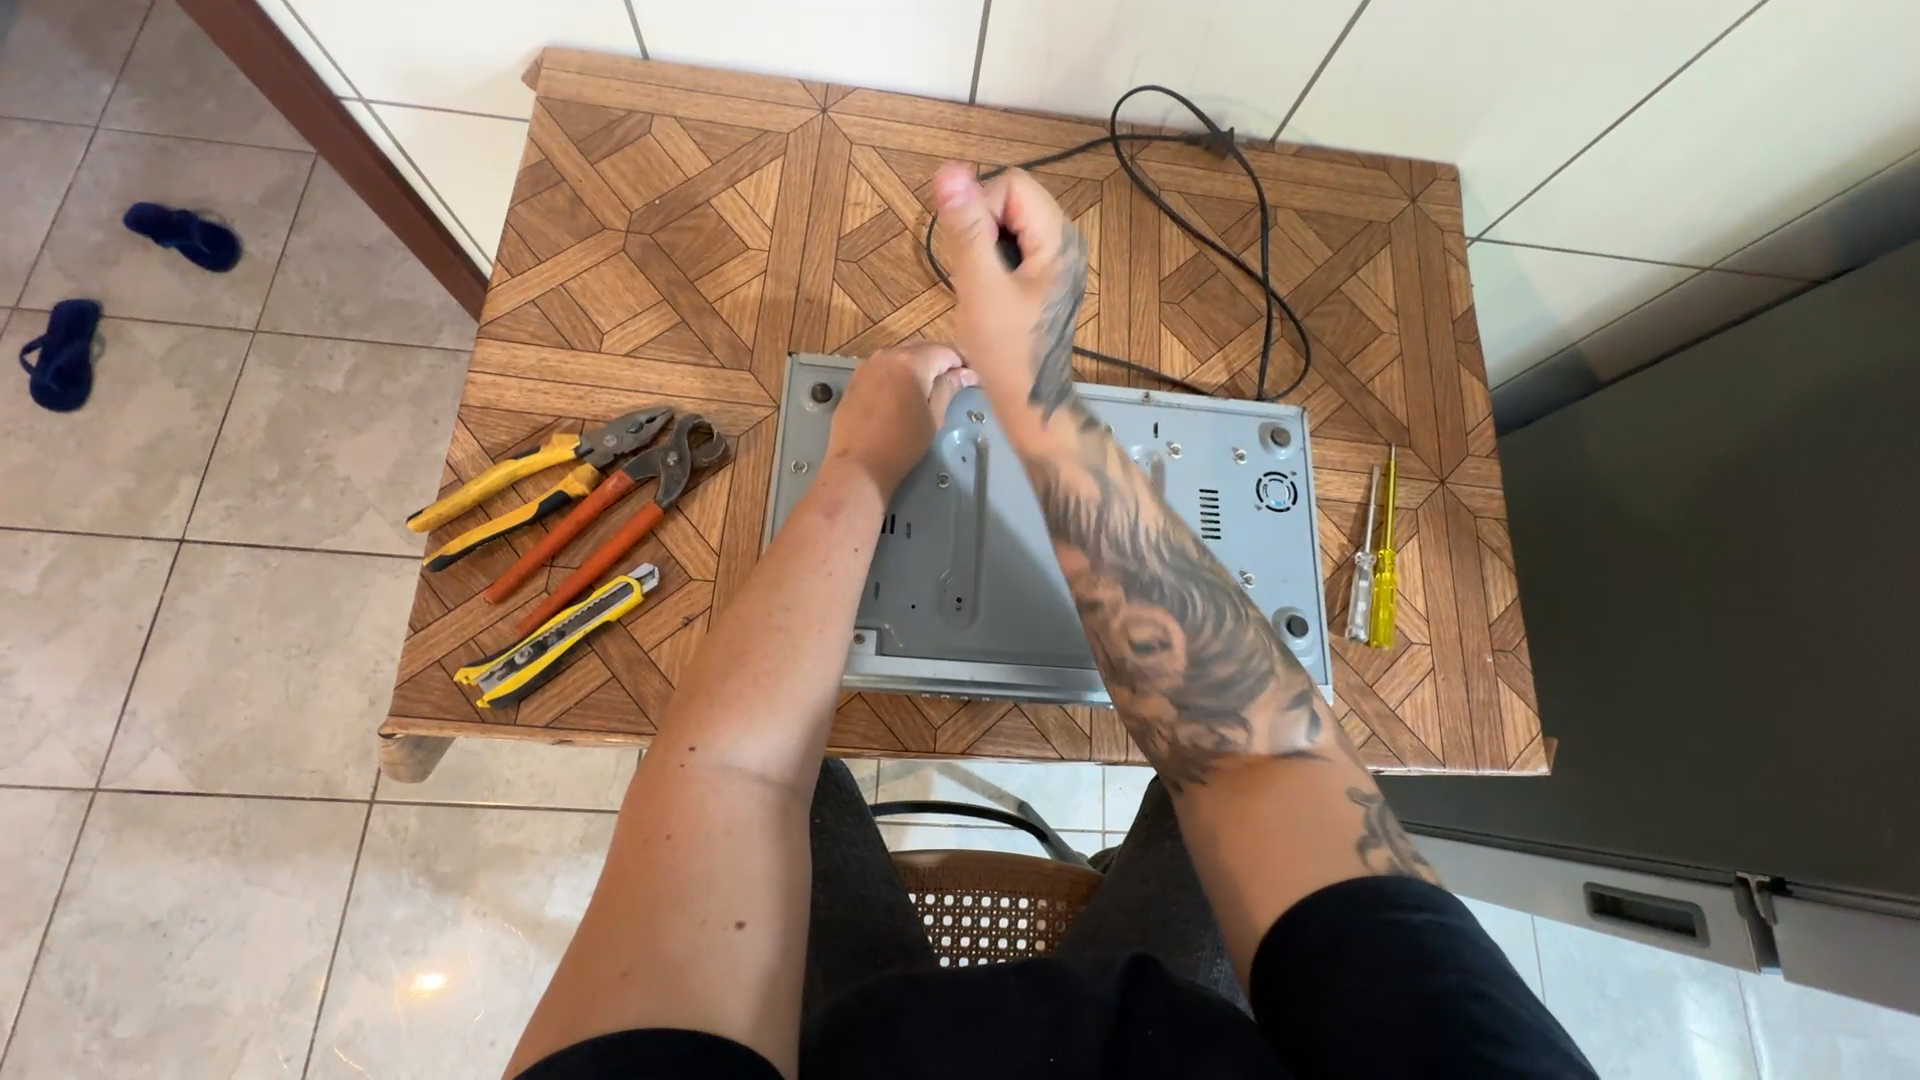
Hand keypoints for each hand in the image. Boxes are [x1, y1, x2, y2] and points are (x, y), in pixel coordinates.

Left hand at [824, 342, 975, 496]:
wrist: (859, 464)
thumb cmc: (902, 444)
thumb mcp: (933, 417)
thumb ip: (948, 388)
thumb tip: (966, 374)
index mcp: (912, 362)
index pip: (945, 351)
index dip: (961, 362)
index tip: (971, 376)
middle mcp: (889, 355)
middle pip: (922, 347)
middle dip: (940, 359)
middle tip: (955, 379)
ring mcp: (869, 365)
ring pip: (901, 354)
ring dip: (919, 363)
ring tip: (931, 384)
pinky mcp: (856, 378)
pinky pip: (884, 365)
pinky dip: (899, 371)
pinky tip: (904, 390)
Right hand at [931, 164, 1086, 419]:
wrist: (1029, 400)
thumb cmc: (1006, 350)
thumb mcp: (980, 287)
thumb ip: (967, 228)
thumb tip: (949, 171)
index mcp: (1059, 239)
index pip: (1011, 184)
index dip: (980, 210)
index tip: (971, 255)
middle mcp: (1067, 242)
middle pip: (1012, 201)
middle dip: (983, 230)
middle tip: (976, 276)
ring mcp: (1061, 261)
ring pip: (1011, 225)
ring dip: (986, 249)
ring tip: (983, 288)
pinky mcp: (1050, 279)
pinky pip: (1017, 249)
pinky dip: (996, 264)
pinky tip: (992, 296)